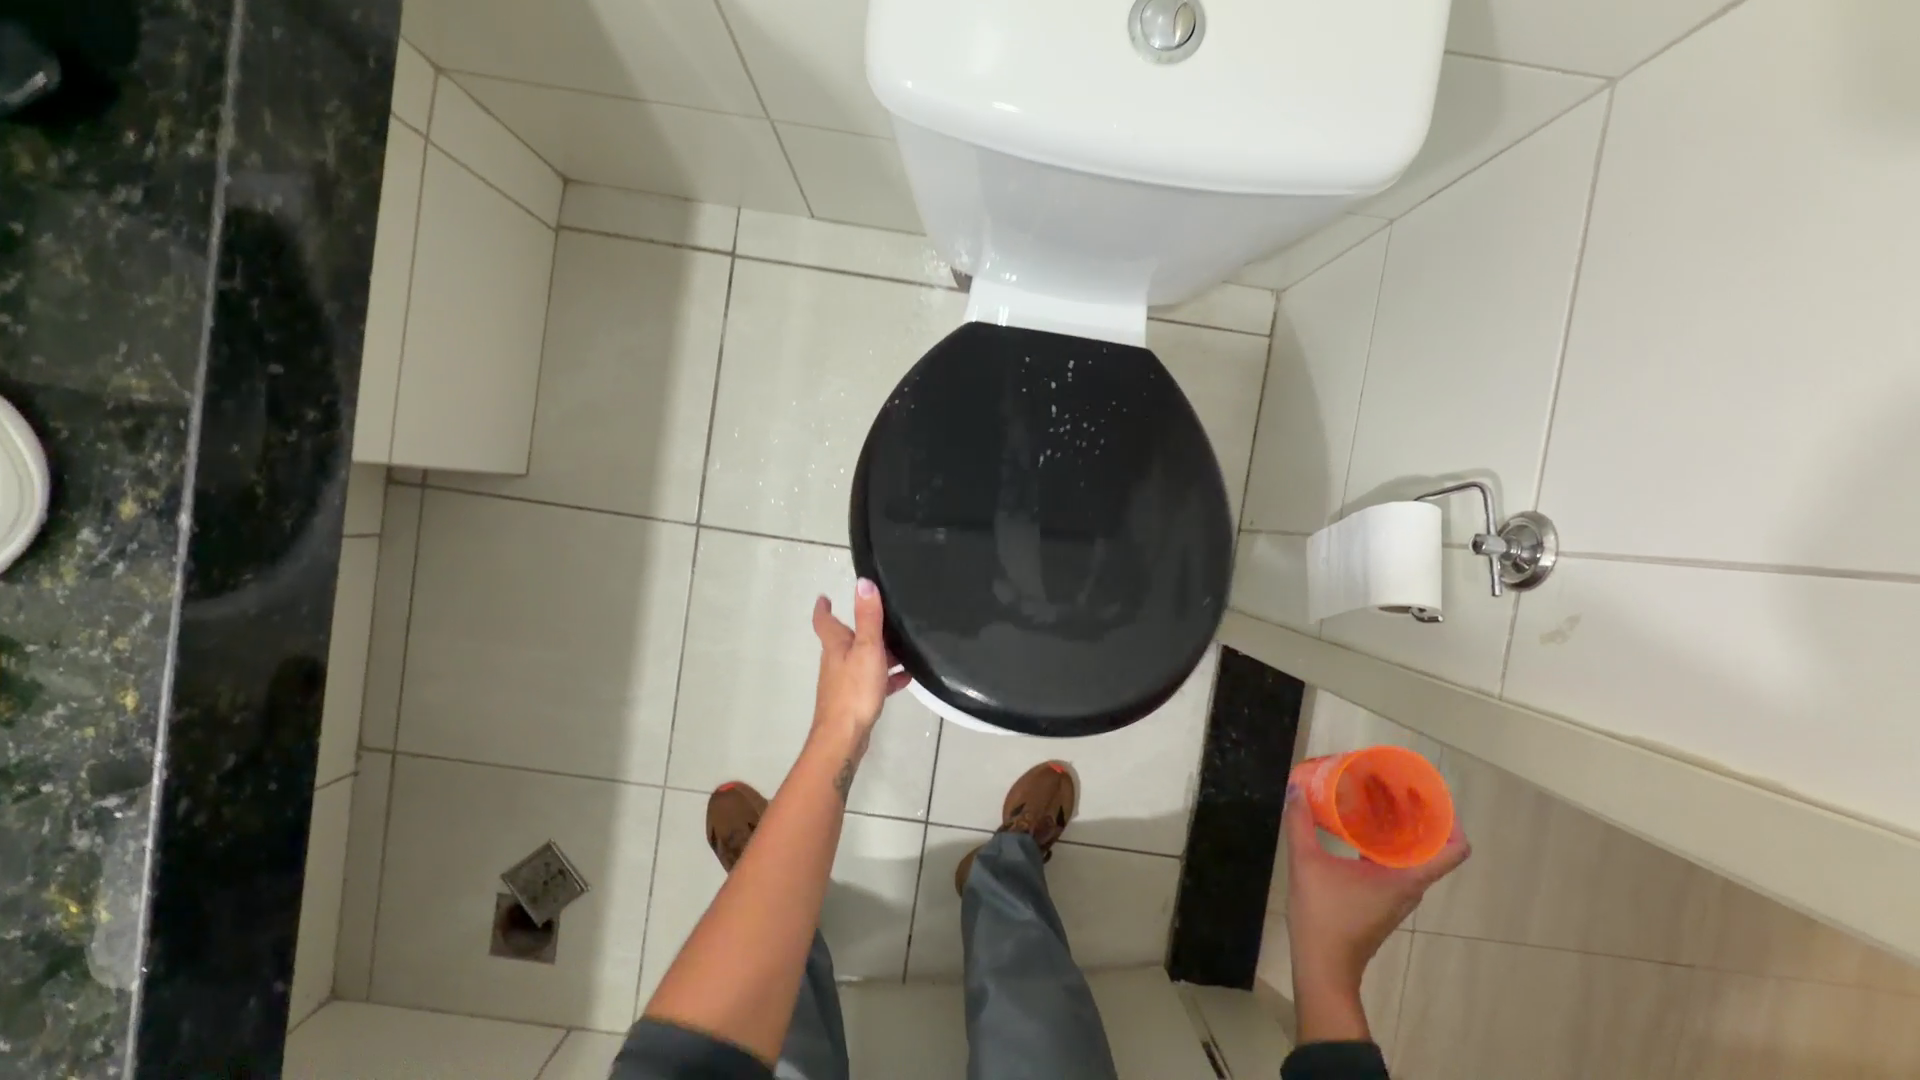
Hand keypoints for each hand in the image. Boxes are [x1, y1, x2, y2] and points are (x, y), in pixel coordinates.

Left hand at [810, 578, 910, 755]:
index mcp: (836, 645)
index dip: (824, 607)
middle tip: (884, 617)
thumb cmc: (854, 689)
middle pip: (848, 639)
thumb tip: (863, 582)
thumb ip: (868, 617)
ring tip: (905, 647)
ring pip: (863, 660)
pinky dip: (888, 677)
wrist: (844, 736)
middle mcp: (837, 661)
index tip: (825, 597)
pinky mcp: (855, 700)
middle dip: (863, 628)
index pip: (824, 620)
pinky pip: (874, 682)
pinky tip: (907, 678)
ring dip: (880, 653)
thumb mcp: (867, 648)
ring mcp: (845, 682)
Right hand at [1283, 783, 1468, 1040]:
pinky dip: (1383, 846)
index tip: (1430, 795)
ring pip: (1412, 857)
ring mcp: (1397, 896)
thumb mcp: (1306, 863)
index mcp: (1406, 877)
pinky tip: (1356, 832)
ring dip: (1400, 830)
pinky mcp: (1382, 901)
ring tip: (1375, 802)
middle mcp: (1410, 886)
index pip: (1454, 850)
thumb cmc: (1324, 917)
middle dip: (1418, 815)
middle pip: (1432, 847)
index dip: (1451, 820)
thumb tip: (1294, 789)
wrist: (1323, 967)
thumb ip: (1300, 824)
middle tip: (1395, 787)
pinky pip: (1395, 866)